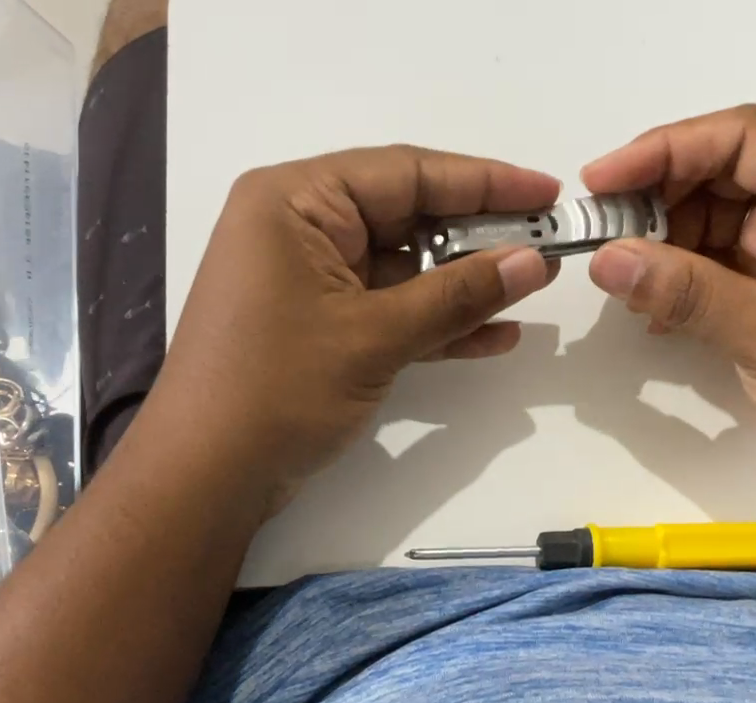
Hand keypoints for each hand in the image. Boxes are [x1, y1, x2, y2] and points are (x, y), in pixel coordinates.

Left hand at [148, 145, 560, 511]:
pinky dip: (433, 324)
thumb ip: (456, 296)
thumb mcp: (373, 336)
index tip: (547, 192)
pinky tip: (493, 335)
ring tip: (531, 294)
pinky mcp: (318, 329)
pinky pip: (386, 312)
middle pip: (406, 218)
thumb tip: (533, 262)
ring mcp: (308, 283)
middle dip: (477, 239)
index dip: (484, 181)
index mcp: (296, 201)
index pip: (405, 172)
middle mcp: (299, 229)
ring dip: (462, 287)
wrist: (207, 476)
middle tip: (548, 248)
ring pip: (401, 271)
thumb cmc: (277, 390)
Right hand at [581, 106, 755, 491]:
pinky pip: (711, 265)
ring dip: (660, 246)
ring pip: (710, 220)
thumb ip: (689, 294)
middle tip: (597, 234)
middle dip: (656, 201)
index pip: (745, 137)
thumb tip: (605, 260)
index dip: (666, 149)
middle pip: (722, 173)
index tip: (599, 179)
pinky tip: (647, 310)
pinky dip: (675, 281)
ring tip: (619, 279)